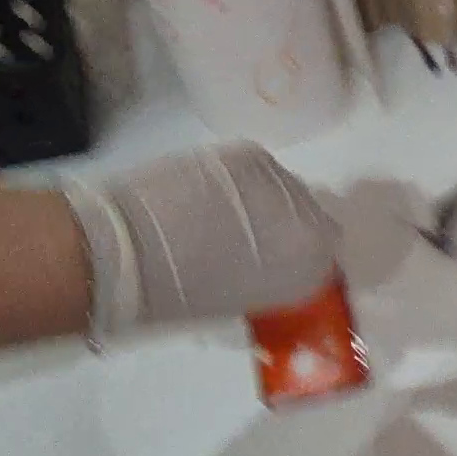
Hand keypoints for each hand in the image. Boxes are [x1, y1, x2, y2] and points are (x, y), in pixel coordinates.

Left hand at [65, 142, 339, 340]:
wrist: (126, 249)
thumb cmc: (184, 293)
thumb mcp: (248, 299)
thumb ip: (279, 279)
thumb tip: (278, 266)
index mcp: (310, 265)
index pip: (330, 255)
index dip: (307, 259)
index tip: (285, 264)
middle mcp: (310, 221)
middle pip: (315, 218)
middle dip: (292, 228)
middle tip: (257, 241)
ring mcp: (281, 184)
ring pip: (291, 192)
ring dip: (271, 203)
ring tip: (231, 216)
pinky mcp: (250, 156)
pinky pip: (265, 172)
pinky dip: (250, 184)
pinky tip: (219, 196)